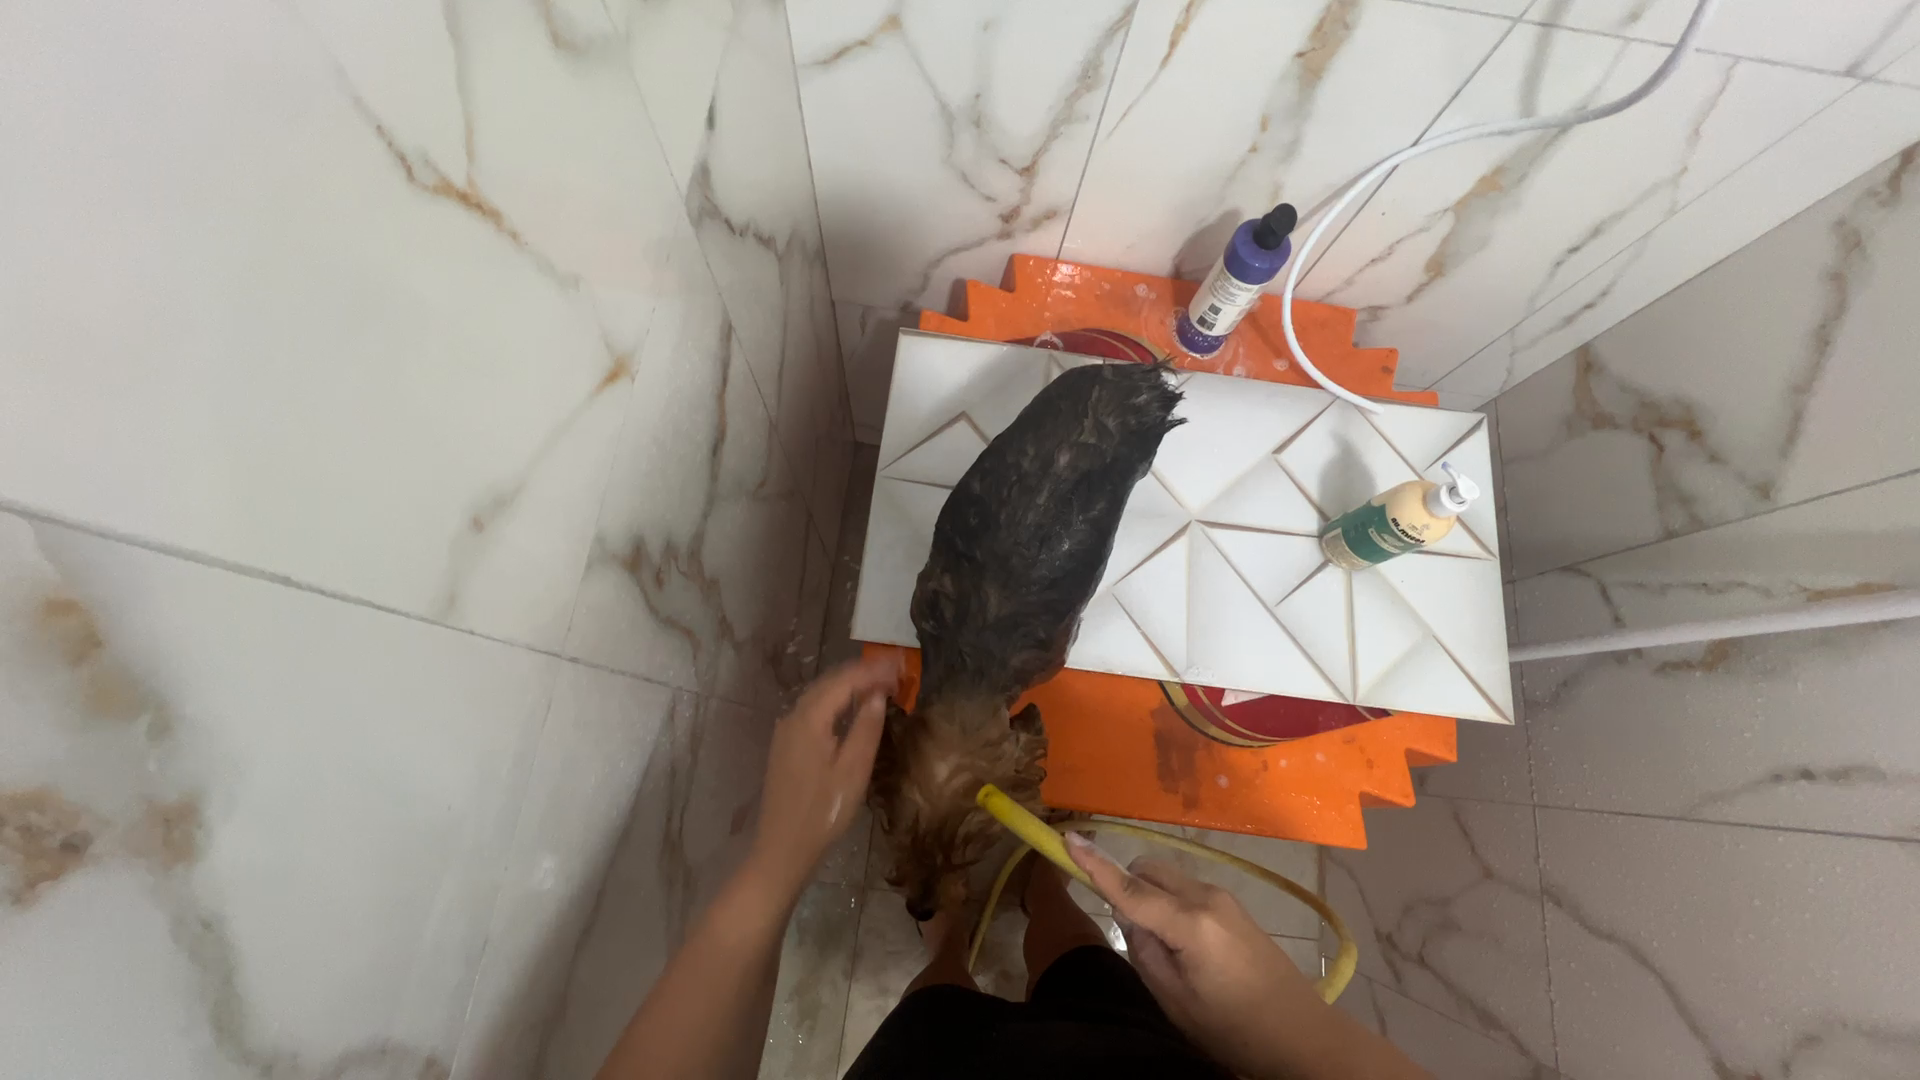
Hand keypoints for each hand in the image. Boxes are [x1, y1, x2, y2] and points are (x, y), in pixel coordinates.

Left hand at [747, 656, 901, 896]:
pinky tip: (851, 707)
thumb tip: (877, 694)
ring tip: (879, 684)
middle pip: (829, 682)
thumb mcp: (853, 771)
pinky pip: (813, 710)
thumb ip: (866, 728)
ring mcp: (786, 731)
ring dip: (849, 685)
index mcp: (809, 719)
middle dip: (861, 673)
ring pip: (820, 695)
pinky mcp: (786, 745)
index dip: (873, 671)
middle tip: (894, 671)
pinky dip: (836, 701)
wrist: (782, 849)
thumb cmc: (823, 813)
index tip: (900, 665)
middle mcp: (793, 717)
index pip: (844, 681)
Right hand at [1067, 834, 1325, 1077]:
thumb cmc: (1233, 1028)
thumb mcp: (1175, 1001)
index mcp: (1190, 924)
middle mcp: (1206, 897)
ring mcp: (1223, 896)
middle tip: (1134, 933)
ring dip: (1151, 895)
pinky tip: (1185, 944)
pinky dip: (1170, 902)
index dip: (1096, 865)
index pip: (1131, 889)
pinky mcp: (1233, 904)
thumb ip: (1143, 950)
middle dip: (1128, 884)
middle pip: (1148, 870)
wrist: (1303, 1036)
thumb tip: (1129, 916)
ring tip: (1166, 947)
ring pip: (1167, 877)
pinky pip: (1185, 888)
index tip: (1069, 838)